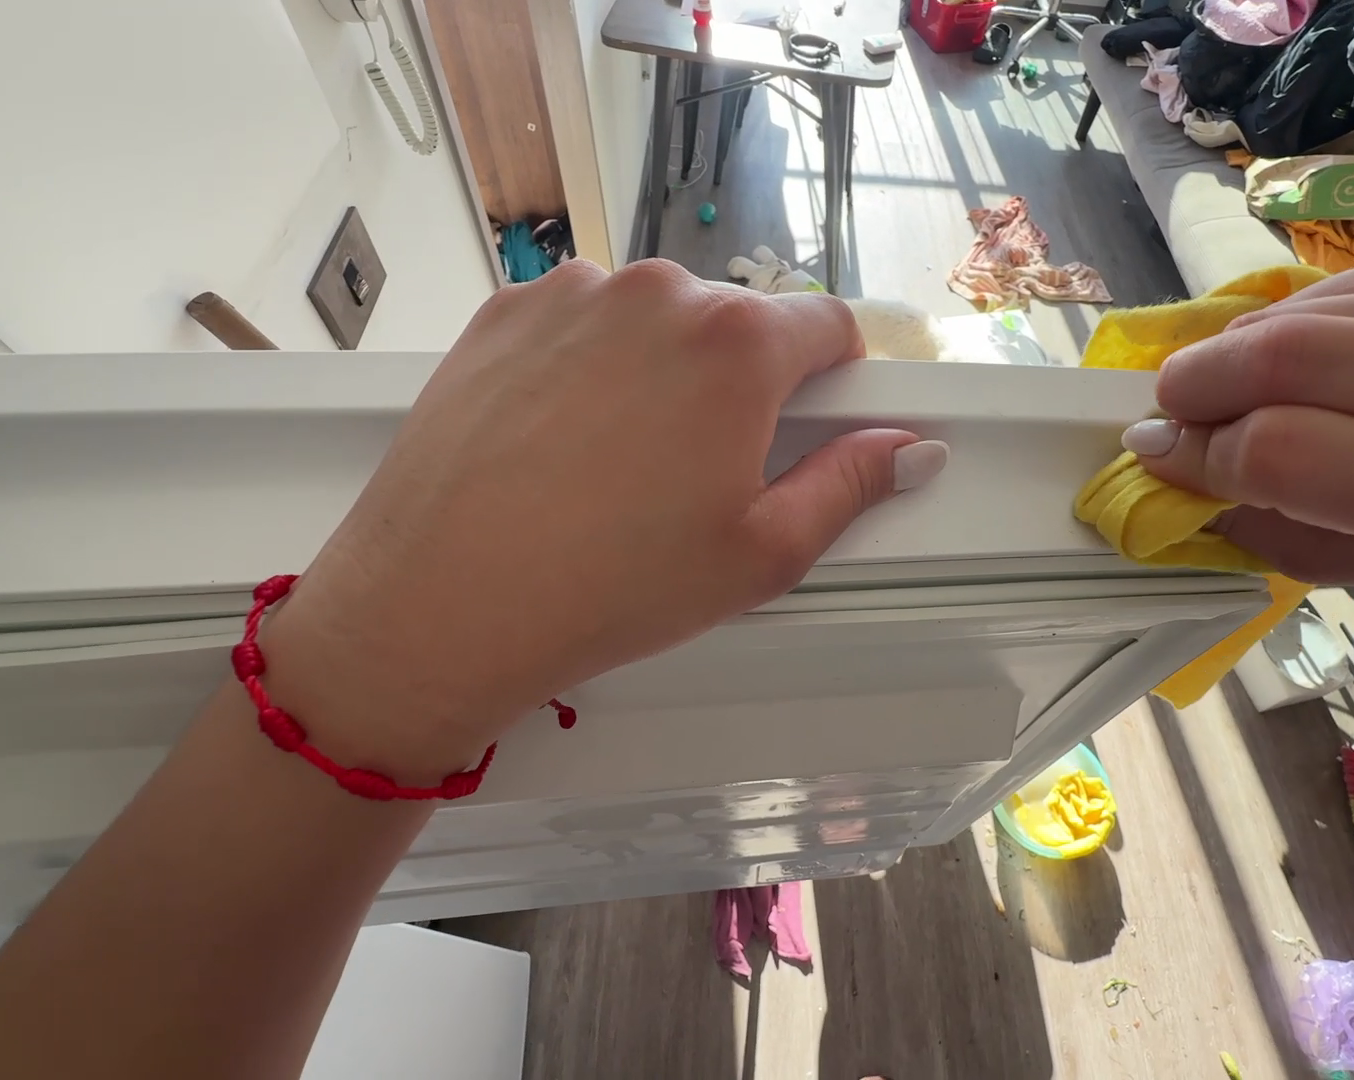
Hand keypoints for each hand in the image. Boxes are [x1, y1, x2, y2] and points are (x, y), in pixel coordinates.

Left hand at [260, 260, 947, 778]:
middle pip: (739, 322)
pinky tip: (569, 439)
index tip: (807, 428)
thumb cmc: (614, 587)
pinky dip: (598, 364)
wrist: (441, 603)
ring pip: (661, 321)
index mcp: (736, 345)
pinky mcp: (506, 311)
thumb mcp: (762, 553)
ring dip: (667, 372)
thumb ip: (851, 484)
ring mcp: (573, 293)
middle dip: (744, 383)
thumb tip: (912, 448)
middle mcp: (658, 293)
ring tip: (627, 462)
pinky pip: (587, 322)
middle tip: (706, 470)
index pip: (828, 325)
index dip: (832, 380)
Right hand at [1119, 249, 1353, 590]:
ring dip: (1230, 357)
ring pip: (1294, 317)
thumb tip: (1164, 455)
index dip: (1201, 452)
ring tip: (1236, 394)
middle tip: (1173, 410)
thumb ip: (1260, 520)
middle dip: (1196, 381)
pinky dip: (1273, 332)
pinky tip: (1293, 368)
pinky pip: (1320, 293)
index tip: (1162, 457)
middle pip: (1288, 358)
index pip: (1286, 451)